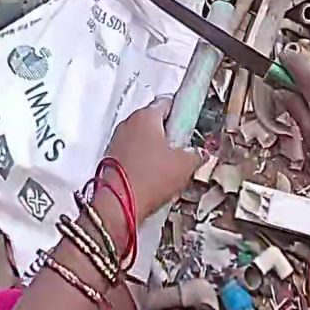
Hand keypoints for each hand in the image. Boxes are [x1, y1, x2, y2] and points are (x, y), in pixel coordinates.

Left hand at [103, 103, 197, 221]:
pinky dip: (142, 161)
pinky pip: (132, 153)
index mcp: (146, 115)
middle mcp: (128, 123)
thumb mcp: (184, 165)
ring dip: (154, 148)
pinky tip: (152, 177)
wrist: (117, 207)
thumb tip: (200, 152)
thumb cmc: (151, 178)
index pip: (167, 102)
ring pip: (142, 138)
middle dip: (168, 133)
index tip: (190, 125)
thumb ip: (196, 154)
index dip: (181, 112)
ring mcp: (116, 140)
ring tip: (168, 168)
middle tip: (182, 149)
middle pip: (153, 121)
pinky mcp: (109, 159)